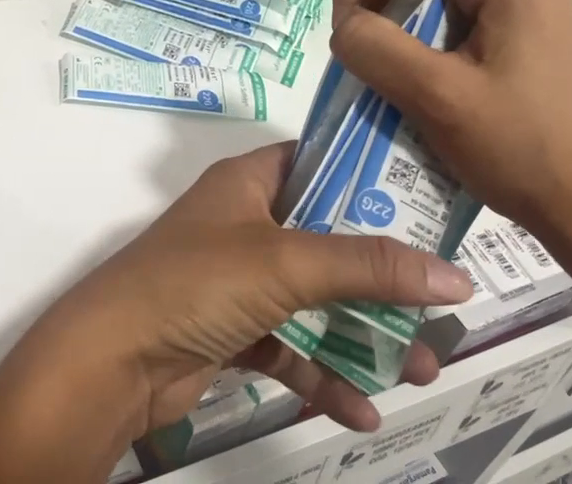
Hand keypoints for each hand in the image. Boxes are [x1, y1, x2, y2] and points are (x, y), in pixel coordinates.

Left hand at [21, 143, 473, 436]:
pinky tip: (361, 410)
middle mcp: (242, 224)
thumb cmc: (197, 282)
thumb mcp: (285, 262)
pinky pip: (290, 348)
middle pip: (326, 239)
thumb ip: (367, 266)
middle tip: (443, 302)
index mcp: (245, 184)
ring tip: (420, 368)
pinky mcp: (230, 331)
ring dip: (364, 332)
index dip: (369, 175)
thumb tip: (456, 275)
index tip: (432, 198)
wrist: (116, 355)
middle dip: (383, 274)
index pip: (314, 162)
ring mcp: (235, 280)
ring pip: (314, 299)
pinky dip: (323, 375)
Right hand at [328, 0, 571, 232]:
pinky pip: (478, 26)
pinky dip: (445, 51)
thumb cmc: (523, 151)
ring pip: (449, 4)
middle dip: (388, 17)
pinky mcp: (556, 40)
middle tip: (375, 68)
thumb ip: (372, 46)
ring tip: (407, 86)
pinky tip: (445, 94)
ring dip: (414, 39)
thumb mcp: (433, 95)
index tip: (345, 38)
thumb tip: (346, 24)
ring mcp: (552, 10)